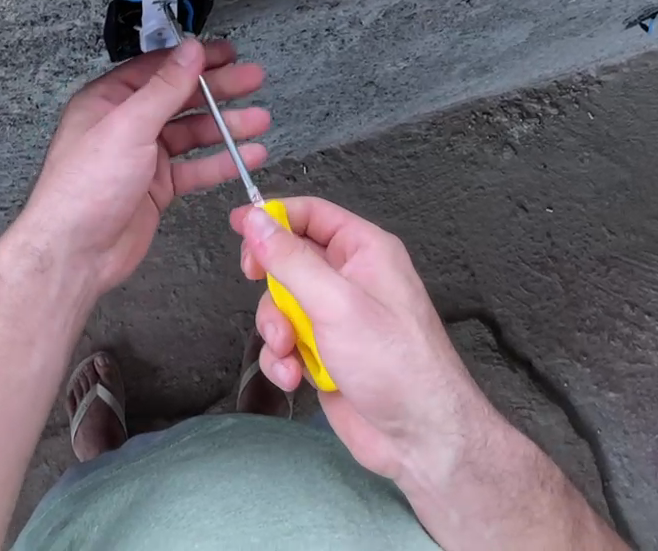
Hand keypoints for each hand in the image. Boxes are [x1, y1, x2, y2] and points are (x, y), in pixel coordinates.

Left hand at [19, 37, 269, 297]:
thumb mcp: (129, 125)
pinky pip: (196, 168)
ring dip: (226, 126)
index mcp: (109, 100)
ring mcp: (143, 157)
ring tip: (259, 119)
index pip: (159, 69)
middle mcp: (126, 125)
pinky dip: (222, 161)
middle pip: (180, 98)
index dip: (194, 59)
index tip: (226, 53)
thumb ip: (165, 87)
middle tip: (252, 79)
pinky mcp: (157, 187)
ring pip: (192, 134)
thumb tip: (190, 50)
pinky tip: (247, 155)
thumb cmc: (85, 187)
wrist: (75, 252)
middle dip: (218, 89)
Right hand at [230, 198, 493, 486]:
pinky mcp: (324, 352)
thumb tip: (253, 217)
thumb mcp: (334, 302)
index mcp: (363, 249)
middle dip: (271, 282)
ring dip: (275, 328)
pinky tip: (292, 377)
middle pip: (289, 259)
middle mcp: (349, 277)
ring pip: (282, 303)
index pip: (311, 214)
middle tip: (253, 281)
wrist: (420, 441)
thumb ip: (289, 259)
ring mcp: (336, 317)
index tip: (237, 224)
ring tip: (287, 351)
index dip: (273, 215)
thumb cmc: (389, 360)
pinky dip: (282, 357)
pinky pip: (286, 340)